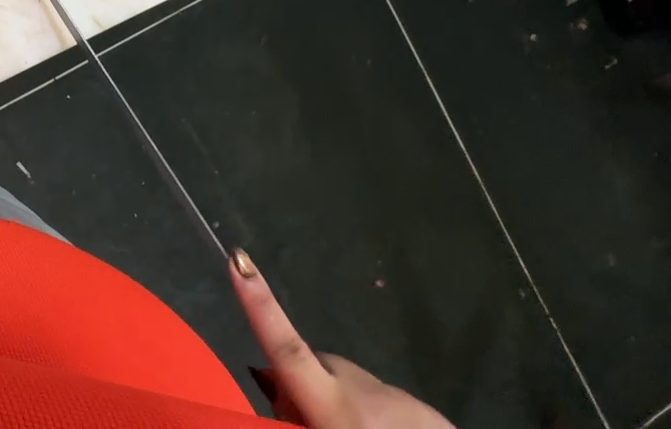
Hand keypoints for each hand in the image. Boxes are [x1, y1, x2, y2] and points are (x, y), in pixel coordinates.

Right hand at [230, 249, 454, 427]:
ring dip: (346, 410)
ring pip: (354, 390)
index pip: (284, 347)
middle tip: (308, 425)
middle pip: (316, 367)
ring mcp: (399, 399)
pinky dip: (379, 422)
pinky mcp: (431, 413)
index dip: (259, 304)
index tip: (240, 258)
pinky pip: (388, 406)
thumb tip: (274, 386)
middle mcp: (364, 391)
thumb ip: (293, 417)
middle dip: (307, 387)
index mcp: (333, 407)